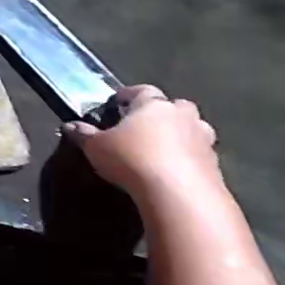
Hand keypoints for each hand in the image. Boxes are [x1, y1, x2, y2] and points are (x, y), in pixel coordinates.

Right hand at [63, 85, 220, 196]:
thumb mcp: (97, 148)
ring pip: (192, 129)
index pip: (141, 90)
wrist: (179, 194)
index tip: (117, 102)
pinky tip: (174, 172)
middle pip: (175, 106)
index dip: (128, 95)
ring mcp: (203, 139)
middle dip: (162, 113)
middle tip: (145, 126)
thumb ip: (83, 135)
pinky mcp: (215, 164)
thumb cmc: (132, 160)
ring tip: (162, 149)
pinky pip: (199, 155)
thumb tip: (69, 126)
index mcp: (153, 105)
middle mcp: (182, 116)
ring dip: (180, 135)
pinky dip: (189, 159)